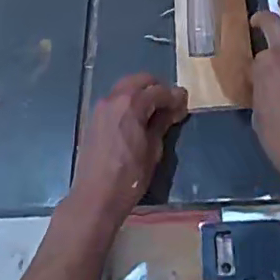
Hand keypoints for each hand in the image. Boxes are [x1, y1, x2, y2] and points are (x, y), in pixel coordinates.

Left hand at [62, 73, 187, 233]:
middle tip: (170, 105)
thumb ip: (162, 124)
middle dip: (157, 88)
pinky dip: (129, 101)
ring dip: (142, 93)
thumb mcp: (153, 151)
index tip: (184, 104)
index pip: (159, 90)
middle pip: (140, 80)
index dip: (174, 97)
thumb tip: (173, 109)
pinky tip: (137, 119)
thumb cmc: (128, 178)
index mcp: (131, 104)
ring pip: (126, 87)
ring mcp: (101, 107)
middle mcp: (114, 98)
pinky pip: (115, 100)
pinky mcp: (94, 118)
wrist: (94, 198)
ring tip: (155, 112)